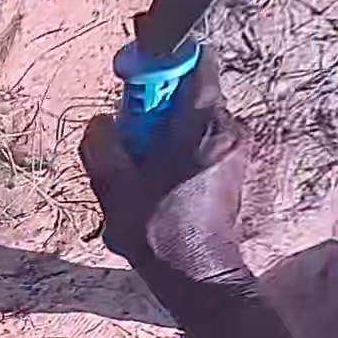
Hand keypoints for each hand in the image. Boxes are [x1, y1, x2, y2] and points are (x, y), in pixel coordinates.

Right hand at [79, 49, 249, 288]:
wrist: (195, 273)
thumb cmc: (154, 230)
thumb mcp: (112, 187)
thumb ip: (102, 145)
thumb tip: (102, 121)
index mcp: (200, 128)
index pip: (194, 64)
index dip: (159, 64)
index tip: (131, 84)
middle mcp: (227, 128)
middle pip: (185, 94)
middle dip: (150, 110)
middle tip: (125, 144)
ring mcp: (235, 147)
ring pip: (187, 119)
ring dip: (158, 134)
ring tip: (138, 171)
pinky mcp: (233, 164)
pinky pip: (196, 139)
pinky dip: (171, 149)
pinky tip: (154, 180)